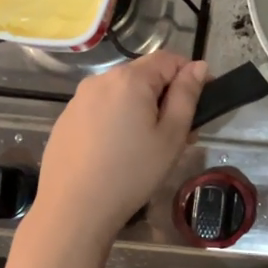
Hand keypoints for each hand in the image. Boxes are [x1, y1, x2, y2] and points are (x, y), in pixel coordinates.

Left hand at [31, 50, 206, 241]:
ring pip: (122, 94)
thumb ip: (186, 96)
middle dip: (165, 96)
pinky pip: (101, 109)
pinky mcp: (66, 120)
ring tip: (148, 147)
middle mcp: (101, 80)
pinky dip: (117, 121)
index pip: (168, 59)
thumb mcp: (171, 136)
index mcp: (130, 79)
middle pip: (143, 75)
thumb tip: (198, 66)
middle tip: (179, 134)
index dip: (190, 75)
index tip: (201, 104)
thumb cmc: (132, 172)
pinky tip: (118, 153)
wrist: (74, 209)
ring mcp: (79, 100)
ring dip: (141, 109)